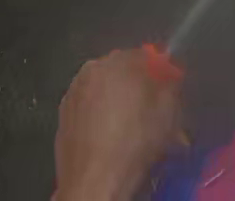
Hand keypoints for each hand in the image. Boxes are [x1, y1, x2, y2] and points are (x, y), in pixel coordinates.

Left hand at [53, 48, 183, 200]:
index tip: (169, 85)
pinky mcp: (64, 107)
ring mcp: (75, 85)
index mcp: (119, 62)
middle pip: (122, 67)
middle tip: (150, 107)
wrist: (93, 178)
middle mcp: (94, 65)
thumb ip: (170, 89)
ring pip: (102, 83)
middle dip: (137, 83)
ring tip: (127, 122)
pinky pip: (87, 100)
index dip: (159, 69)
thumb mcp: (166, 117)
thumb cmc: (133, 144)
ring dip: (116, 95)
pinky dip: (98, 109)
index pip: (144, 55)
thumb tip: (171, 77)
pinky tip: (106, 131)